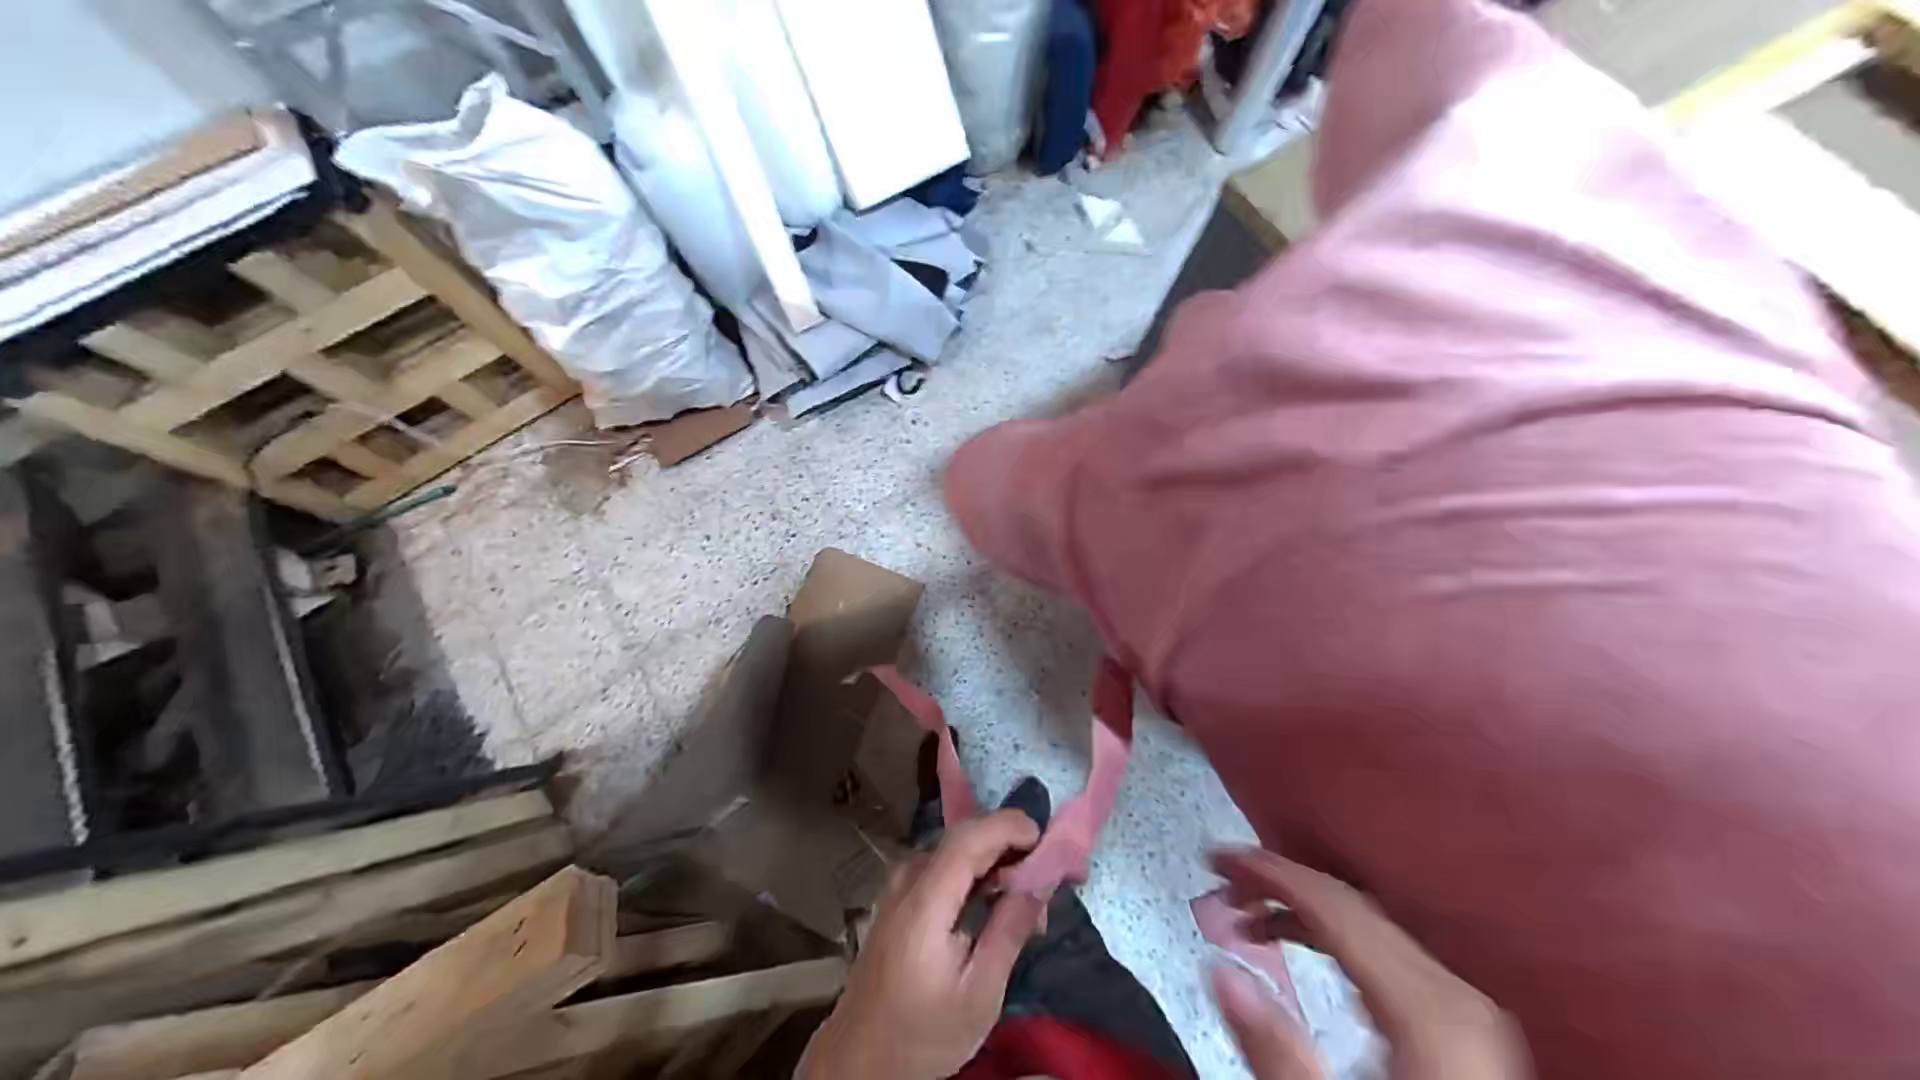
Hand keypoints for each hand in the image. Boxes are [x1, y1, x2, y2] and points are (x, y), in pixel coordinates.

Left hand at [801, 810, 1048, 1079]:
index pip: (968, 837)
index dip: (1009, 827)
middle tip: (1048, 878)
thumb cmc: (923, 1033)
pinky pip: (942, 865)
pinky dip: (974, 872)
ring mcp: (898, 884)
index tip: (1047, 841)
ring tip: (1028, 898)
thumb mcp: (979, 993)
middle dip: (1010, 845)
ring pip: (954, 850)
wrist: (860, 1058)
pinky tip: (995, 901)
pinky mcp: (898, 895)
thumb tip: (1041, 879)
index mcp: (924, 900)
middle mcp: (906, 879)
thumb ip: (1009, 929)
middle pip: (963, 838)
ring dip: (994, 860)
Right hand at [1209, 848, 1530, 1079]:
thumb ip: (1278, 1049)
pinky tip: (1302, 944)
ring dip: (1301, 909)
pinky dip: (1334, 935)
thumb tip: (1222, 975)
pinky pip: (1384, 949)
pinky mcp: (1458, 1021)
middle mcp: (1451, 991)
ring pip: (1364, 924)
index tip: (1222, 858)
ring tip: (1250, 917)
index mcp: (1426, 1005)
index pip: (1331, 903)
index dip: (1268, 871)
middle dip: (1277, 883)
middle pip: (1346, 904)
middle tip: (1225, 880)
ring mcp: (1461, 1004)